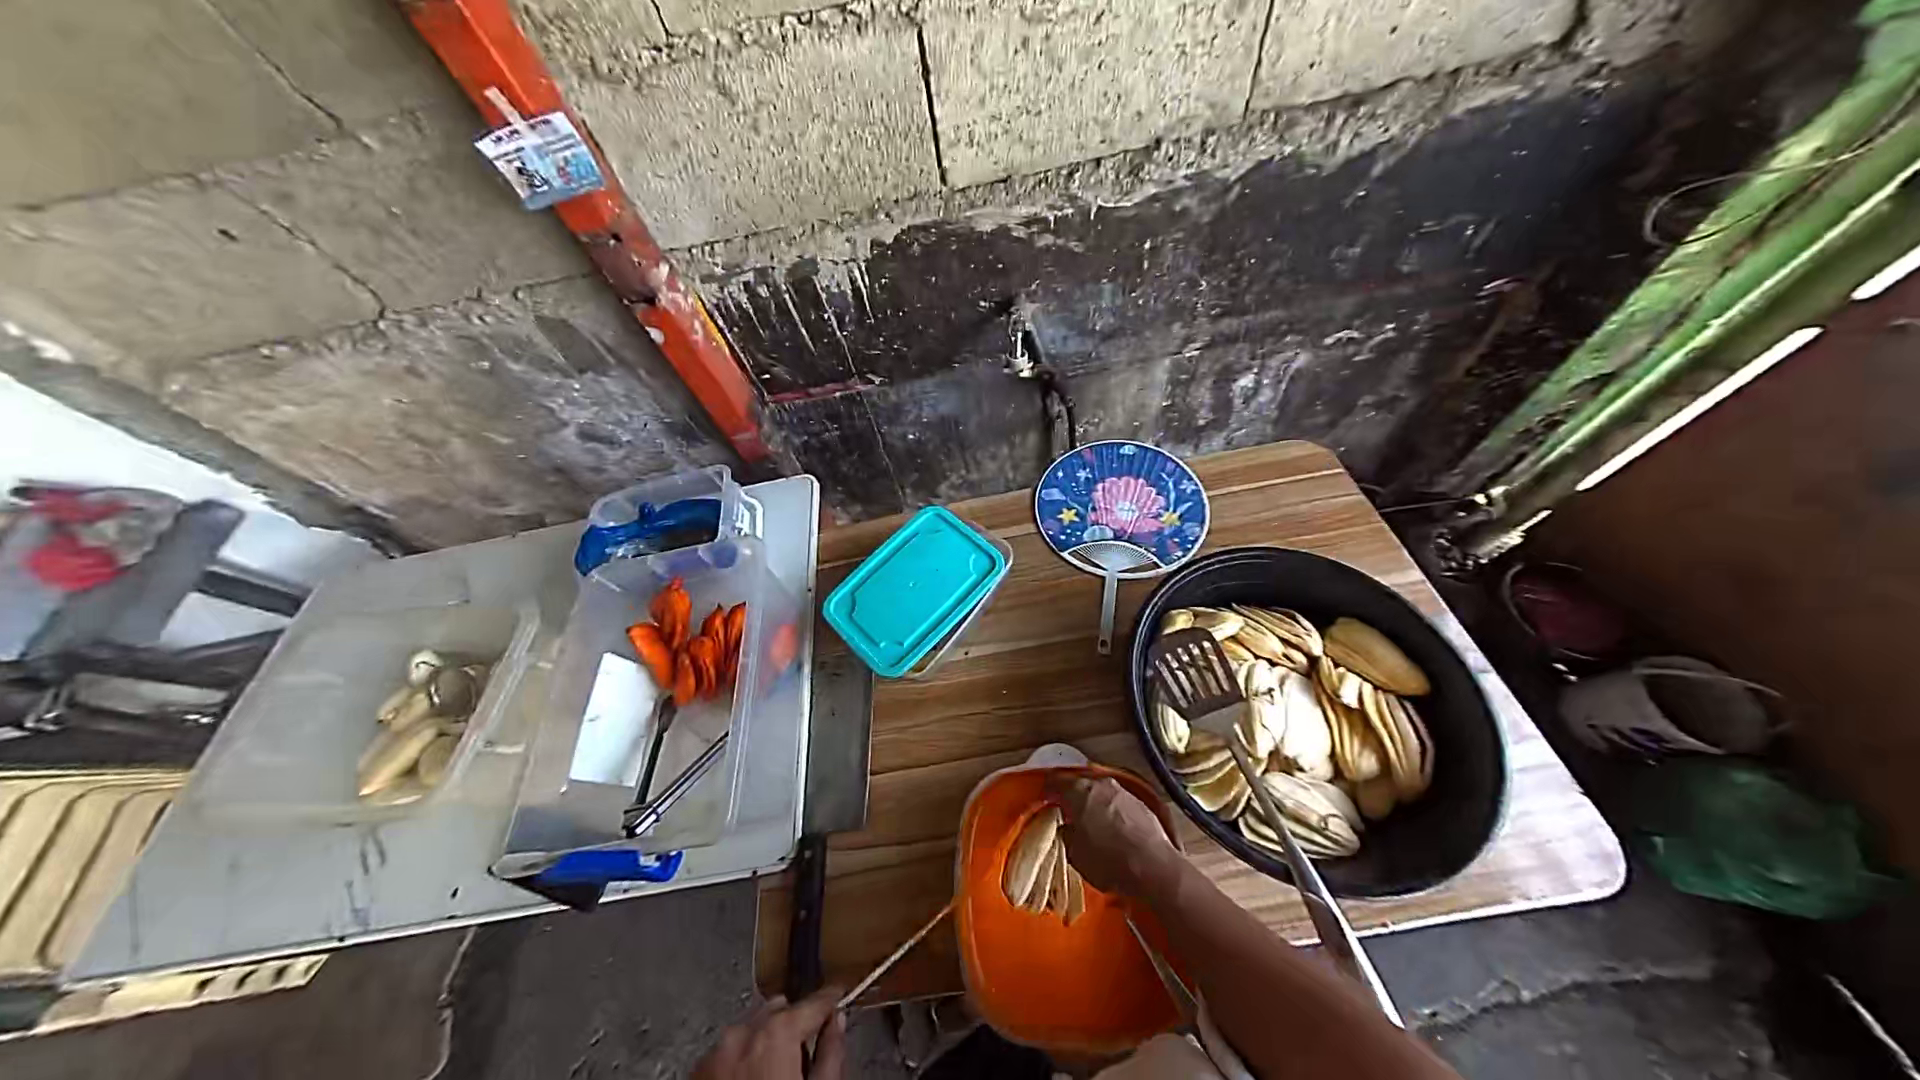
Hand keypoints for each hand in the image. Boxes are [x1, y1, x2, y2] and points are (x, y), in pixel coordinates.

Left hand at [692, 987, 845, 1079]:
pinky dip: (743, 1059)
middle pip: (779, 1011)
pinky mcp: (697, 1074)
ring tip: (776, 1078)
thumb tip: (837, 1023)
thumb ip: (831, 1054)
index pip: (814, 1003)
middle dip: (795, 1025)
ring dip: (767, 1041)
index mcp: (776, 1035)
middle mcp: (741, 1034)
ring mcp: (714, 1054)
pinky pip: (728, 1051)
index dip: (831, 1001)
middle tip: (806, 1060)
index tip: (839, 998)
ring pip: (751, 1028)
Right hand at [1045, 774, 1179, 897]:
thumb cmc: (1110, 861)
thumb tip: (1068, 829)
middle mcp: (1101, 785)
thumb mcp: (1075, 854)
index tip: (1045, 797)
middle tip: (1064, 806)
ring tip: (1089, 818)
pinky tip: (1111, 826)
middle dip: (1071, 793)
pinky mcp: (1141, 804)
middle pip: (1080, 782)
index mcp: (1078, 792)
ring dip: (1093, 801)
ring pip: (1100, 791)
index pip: (1056, 781)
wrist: (1153, 867)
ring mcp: (1123, 792)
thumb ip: (1067, 835)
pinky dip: (1110, 809)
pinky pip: (1118, 801)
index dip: (1048, 790)